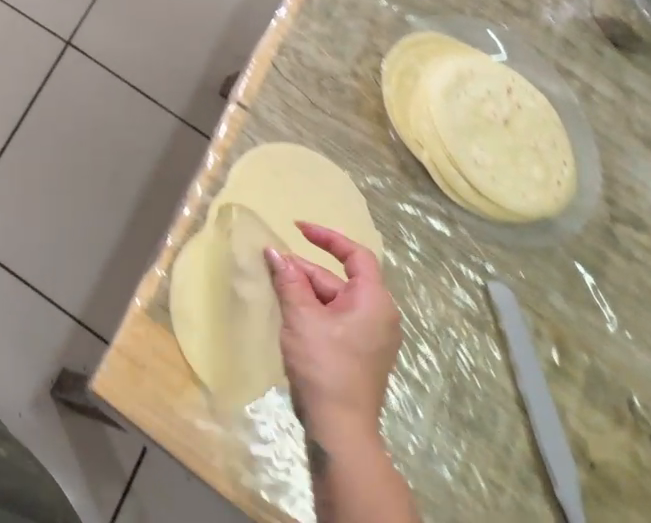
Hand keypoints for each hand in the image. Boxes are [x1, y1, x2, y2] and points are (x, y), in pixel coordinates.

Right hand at [263, 222, 400, 443]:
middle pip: (340, 279)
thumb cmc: (324, 364)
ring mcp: (371, 336)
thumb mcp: (301, 317)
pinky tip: (289, 313)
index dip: (328, 237)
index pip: (357, 256)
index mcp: (374, 301)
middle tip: (270, 267)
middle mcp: (379, 315)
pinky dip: (312, 308)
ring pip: (335, 299)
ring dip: (305, 290)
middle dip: (304, 270)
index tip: (297, 227)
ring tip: (274, 290)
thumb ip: (289, 281)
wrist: (340, 423)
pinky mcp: (360, 352)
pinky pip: (335, 317)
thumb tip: (275, 252)